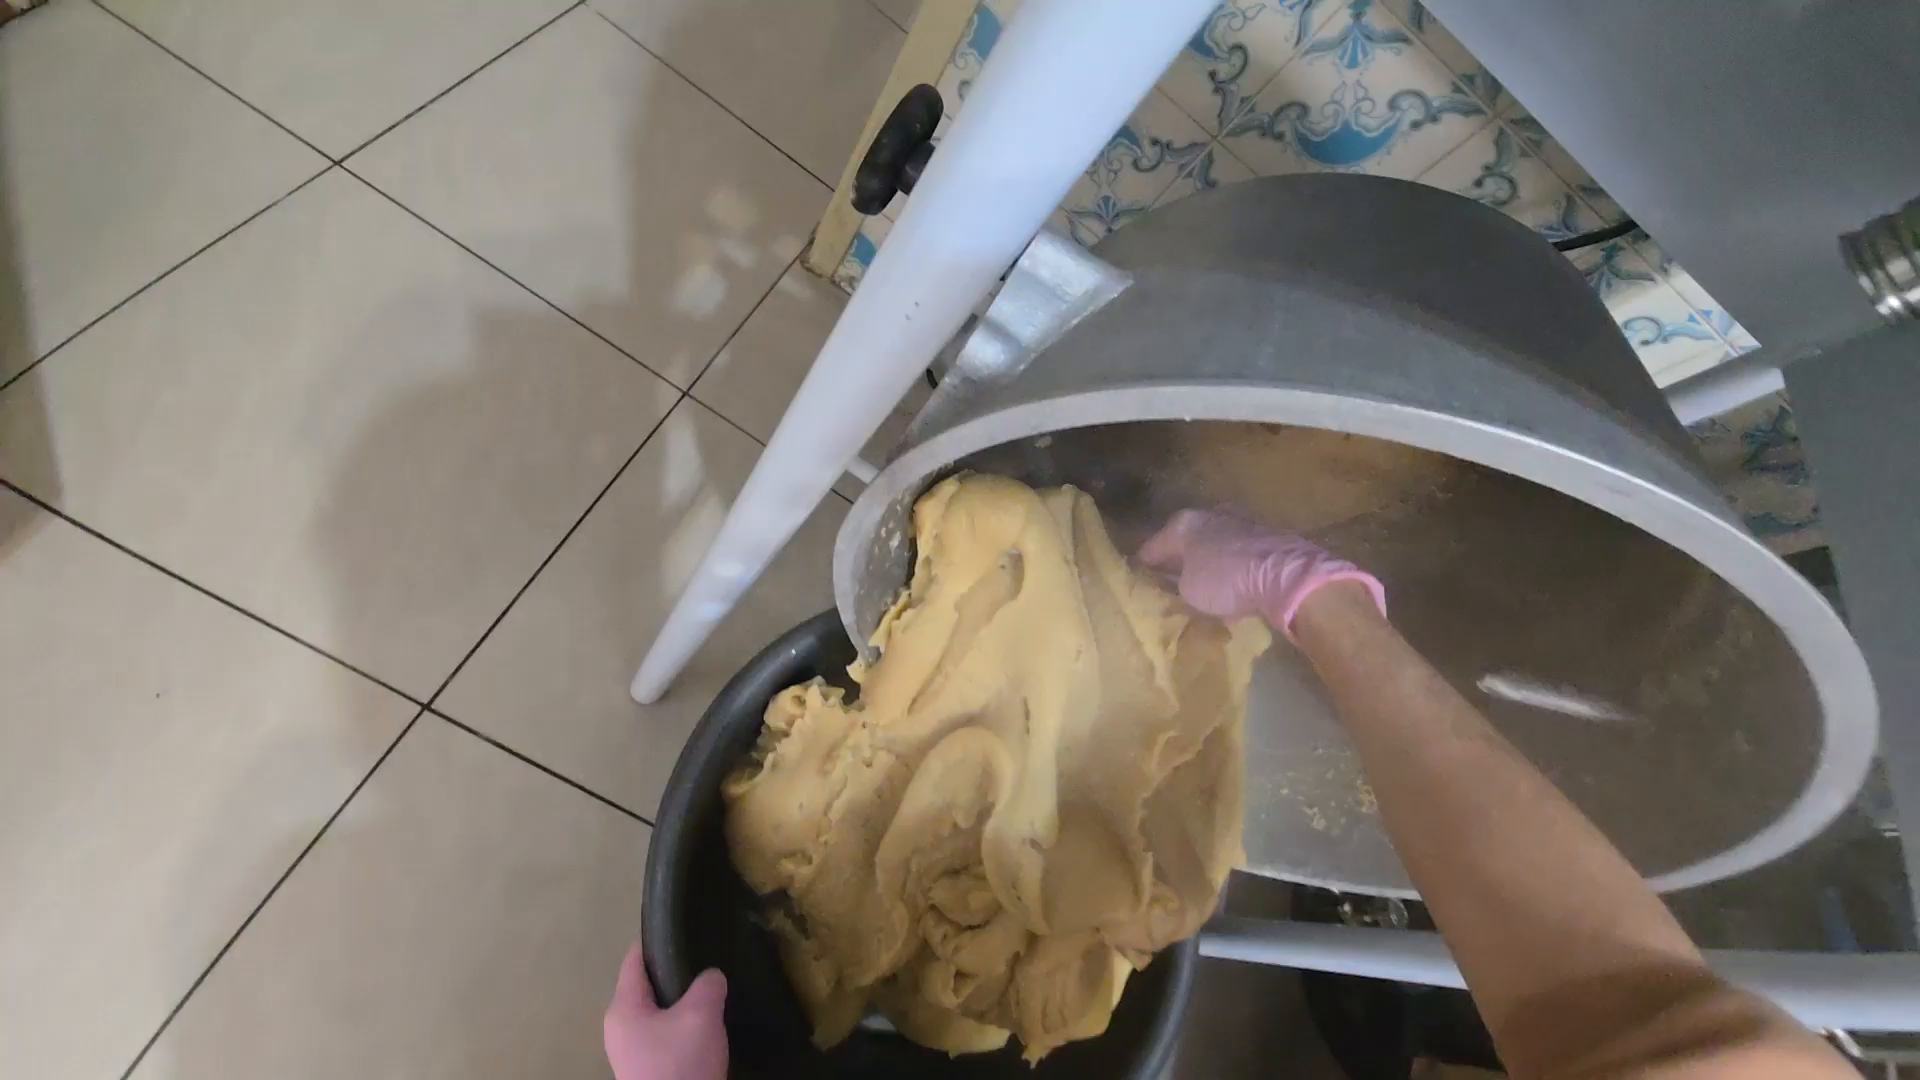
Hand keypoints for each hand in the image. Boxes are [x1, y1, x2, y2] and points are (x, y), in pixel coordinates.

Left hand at [604, 943, 727, 1079]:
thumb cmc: (679, 1064)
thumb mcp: (701, 1013)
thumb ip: (707, 983)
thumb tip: (710, 977)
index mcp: (623, 1008)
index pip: (635, 957)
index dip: (660, 937)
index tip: (688, 923)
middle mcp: (621, 1027)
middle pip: (649, 983)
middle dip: (678, 969)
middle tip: (709, 956)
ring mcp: (633, 1051)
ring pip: (662, 1010)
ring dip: (686, 1000)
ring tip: (715, 987)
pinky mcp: (650, 1069)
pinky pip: (668, 1032)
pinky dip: (686, 1023)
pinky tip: (710, 1021)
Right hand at [1138, 509, 1385, 639]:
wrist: (1287, 575)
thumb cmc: (1225, 579)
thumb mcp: (1187, 590)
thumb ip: (1175, 583)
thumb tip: (1174, 582)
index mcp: (1184, 523)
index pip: (1153, 545)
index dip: (1143, 564)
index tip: (1136, 578)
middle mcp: (1211, 515)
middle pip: (1187, 540)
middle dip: (1178, 559)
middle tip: (1169, 581)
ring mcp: (1243, 523)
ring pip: (1215, 545)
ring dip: (1208, 563)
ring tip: (1203, 586)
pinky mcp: (1270, 537)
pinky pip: (1240, 555)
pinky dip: (1233, 568)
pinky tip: (1234, 586)